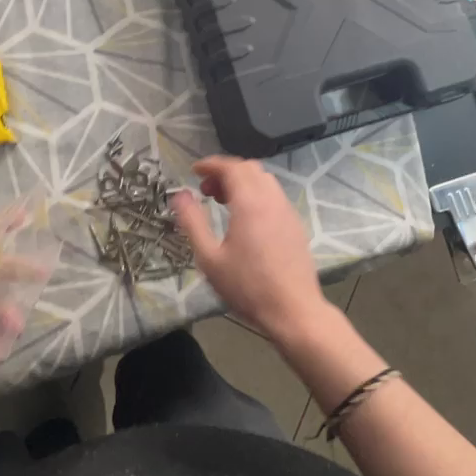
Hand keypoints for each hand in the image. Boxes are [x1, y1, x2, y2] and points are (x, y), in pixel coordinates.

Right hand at [170, 156, 327, 338]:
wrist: (293, 310)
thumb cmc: (247, 286)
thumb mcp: (210, 258)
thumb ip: (192, 222)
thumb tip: (180, 195)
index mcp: (250, 203)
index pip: (231, 167)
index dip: (211, 165)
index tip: (194, 171)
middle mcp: (272, 200)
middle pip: (249, 168)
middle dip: (225, 172)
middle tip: (206, 190)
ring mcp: (287, 211)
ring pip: (264, 180)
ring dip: (242, 182)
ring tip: (223, 203)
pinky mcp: (295, 224)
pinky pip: (274, 195)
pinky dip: (256, 194)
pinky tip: (245, 219)